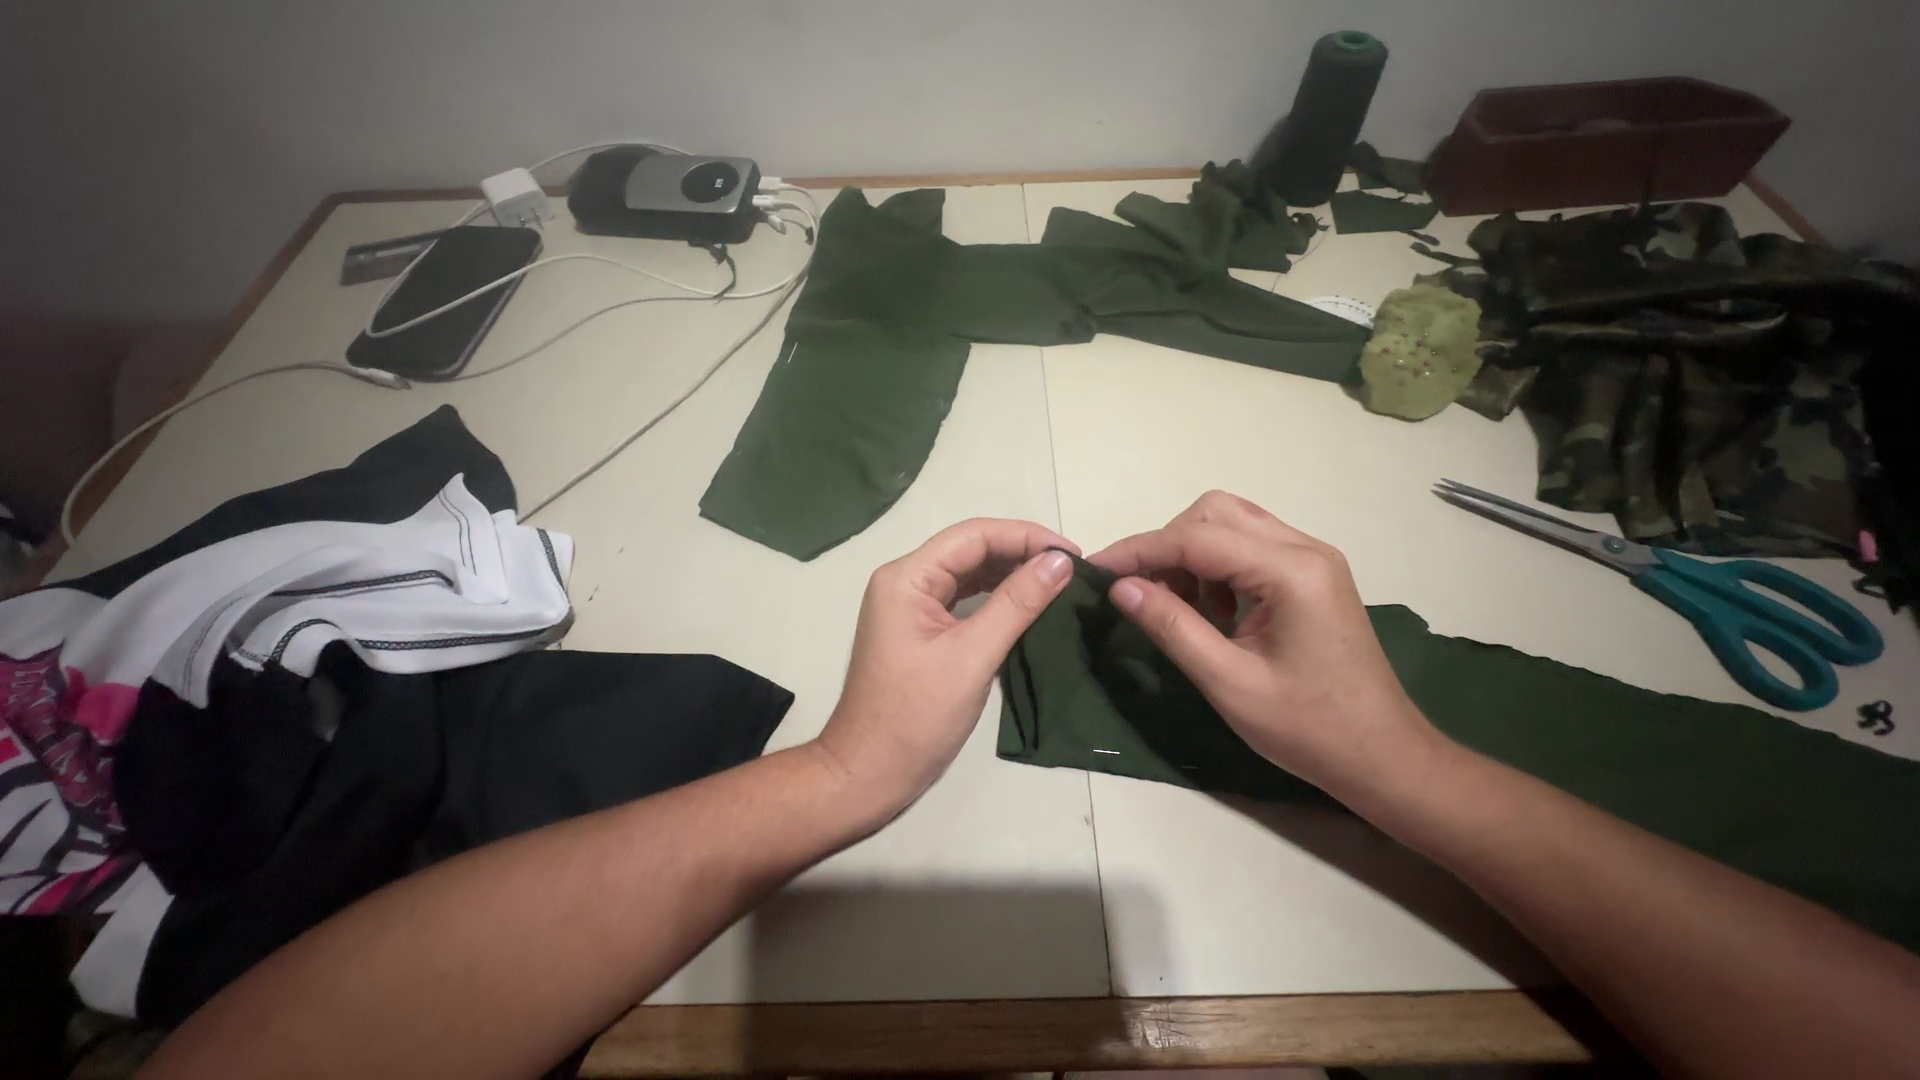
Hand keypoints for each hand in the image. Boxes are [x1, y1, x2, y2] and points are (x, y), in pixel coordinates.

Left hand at [817, 518, 1077, 816]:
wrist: (869, 774)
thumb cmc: (916, 717)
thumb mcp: (973, 656)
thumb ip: (1017, 603)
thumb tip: (1060, 561)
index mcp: (907, 578)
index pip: (973, 535)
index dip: (1026, 536)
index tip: (1074, 554)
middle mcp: (905, 582)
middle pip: (970, 549)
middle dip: (1021, 552)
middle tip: (1073, 569)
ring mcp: (910, 607)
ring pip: (968, 574)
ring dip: (1011, 574)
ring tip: (1059, 583)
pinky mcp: (919, 631)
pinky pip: (963, 600)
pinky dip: (997, 599)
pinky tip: (1028, 604)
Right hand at [1088, 491, 1438, 796]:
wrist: (1381, 756)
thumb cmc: (1307, 728)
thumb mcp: (1228, 682)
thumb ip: (1172, 627)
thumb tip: (1120, 587)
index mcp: (1291, 572)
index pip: (1197, 538)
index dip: (1140, 550)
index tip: (1096, 570)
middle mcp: (1305, 549)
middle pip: (1215, 513)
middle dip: (1166, 546)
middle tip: (1137, 591)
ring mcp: (1312, 559)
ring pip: (1231, 525)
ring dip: (1190, 556)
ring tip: (1172, 607)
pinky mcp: (1311, 575)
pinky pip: (1249, 548)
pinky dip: (1215, 568)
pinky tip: (1209, 613)